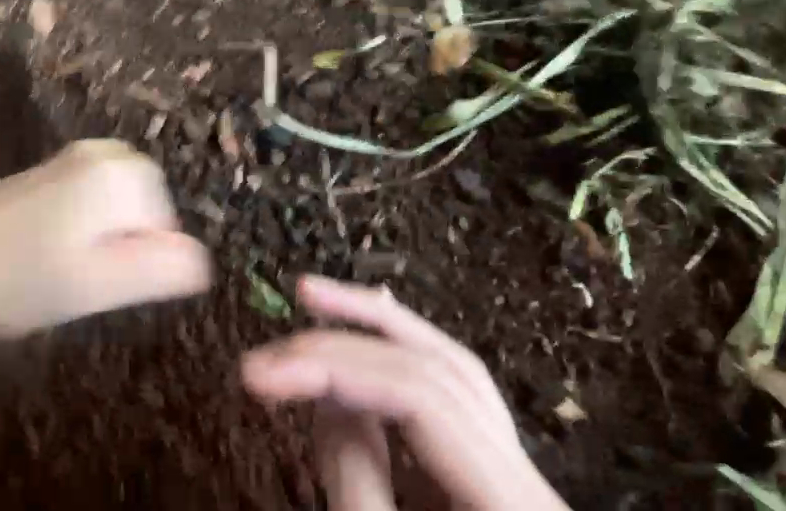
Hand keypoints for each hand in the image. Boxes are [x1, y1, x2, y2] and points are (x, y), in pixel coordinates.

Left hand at [0, 139, 212, 337]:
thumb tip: (199, 259)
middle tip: (87, 273)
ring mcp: (53, 165)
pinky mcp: (28, 180)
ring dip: (98, 236)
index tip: (108, 275)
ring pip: (107, 204)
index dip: (145, 251)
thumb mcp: (101, 283)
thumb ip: (160, 267)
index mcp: (109, 171)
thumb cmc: (21, 278)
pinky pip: (77, 202)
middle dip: (125, 237)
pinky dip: (72, 229)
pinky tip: (38, 259)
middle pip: (138, 203)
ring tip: (60, 269)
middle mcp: (84, 155)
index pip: (164, 215)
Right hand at [244, 277, 569, 510]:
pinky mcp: (496, 483)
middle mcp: (533, 482)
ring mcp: (522, 479)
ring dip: (376, 330)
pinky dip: (402, 357)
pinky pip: (455, 400)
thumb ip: (356, 474)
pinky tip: (371, 324)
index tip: (253, 376)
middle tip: (262, 362)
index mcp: (514, 508)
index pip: (419, 397)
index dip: (331, 369)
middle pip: (435, 373)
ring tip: (311, 296)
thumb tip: (325, 392)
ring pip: (455, 371)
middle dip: (341, 352)